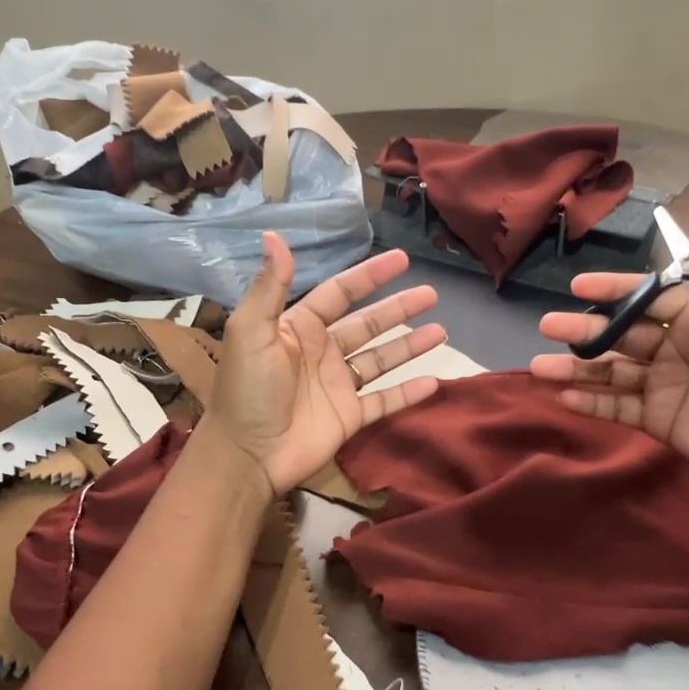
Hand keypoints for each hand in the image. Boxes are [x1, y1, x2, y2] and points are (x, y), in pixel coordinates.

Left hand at [200, 233, 447, 493]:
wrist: (247, 454)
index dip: (369, 276)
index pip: (340, 293)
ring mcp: (337, 386)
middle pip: (367, 324)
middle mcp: (321, 353)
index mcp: (299, 328)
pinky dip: (408, 392)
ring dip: (409, 346)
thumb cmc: (246, 389)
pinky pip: (385, 400)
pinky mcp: (349, 417)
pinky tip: (434, 381)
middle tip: (432, 293)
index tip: (401, 259)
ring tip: (442, 332)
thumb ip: (270, 286)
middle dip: (399, 308)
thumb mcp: (251, 331)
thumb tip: (273, 235)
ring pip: (380, 360)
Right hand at [530, 225, 688, 490]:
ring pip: (610, 372)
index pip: (649, 299)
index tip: (579, 285)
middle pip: (619, 335)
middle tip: (547, 325)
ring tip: (538, 367)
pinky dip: (591, 402)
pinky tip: (564, 398)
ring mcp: (661, 384)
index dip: (615, 291)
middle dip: (583, 330)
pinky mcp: (657, 418)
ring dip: (576, 369)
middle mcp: (672, 348)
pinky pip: (616, 407)